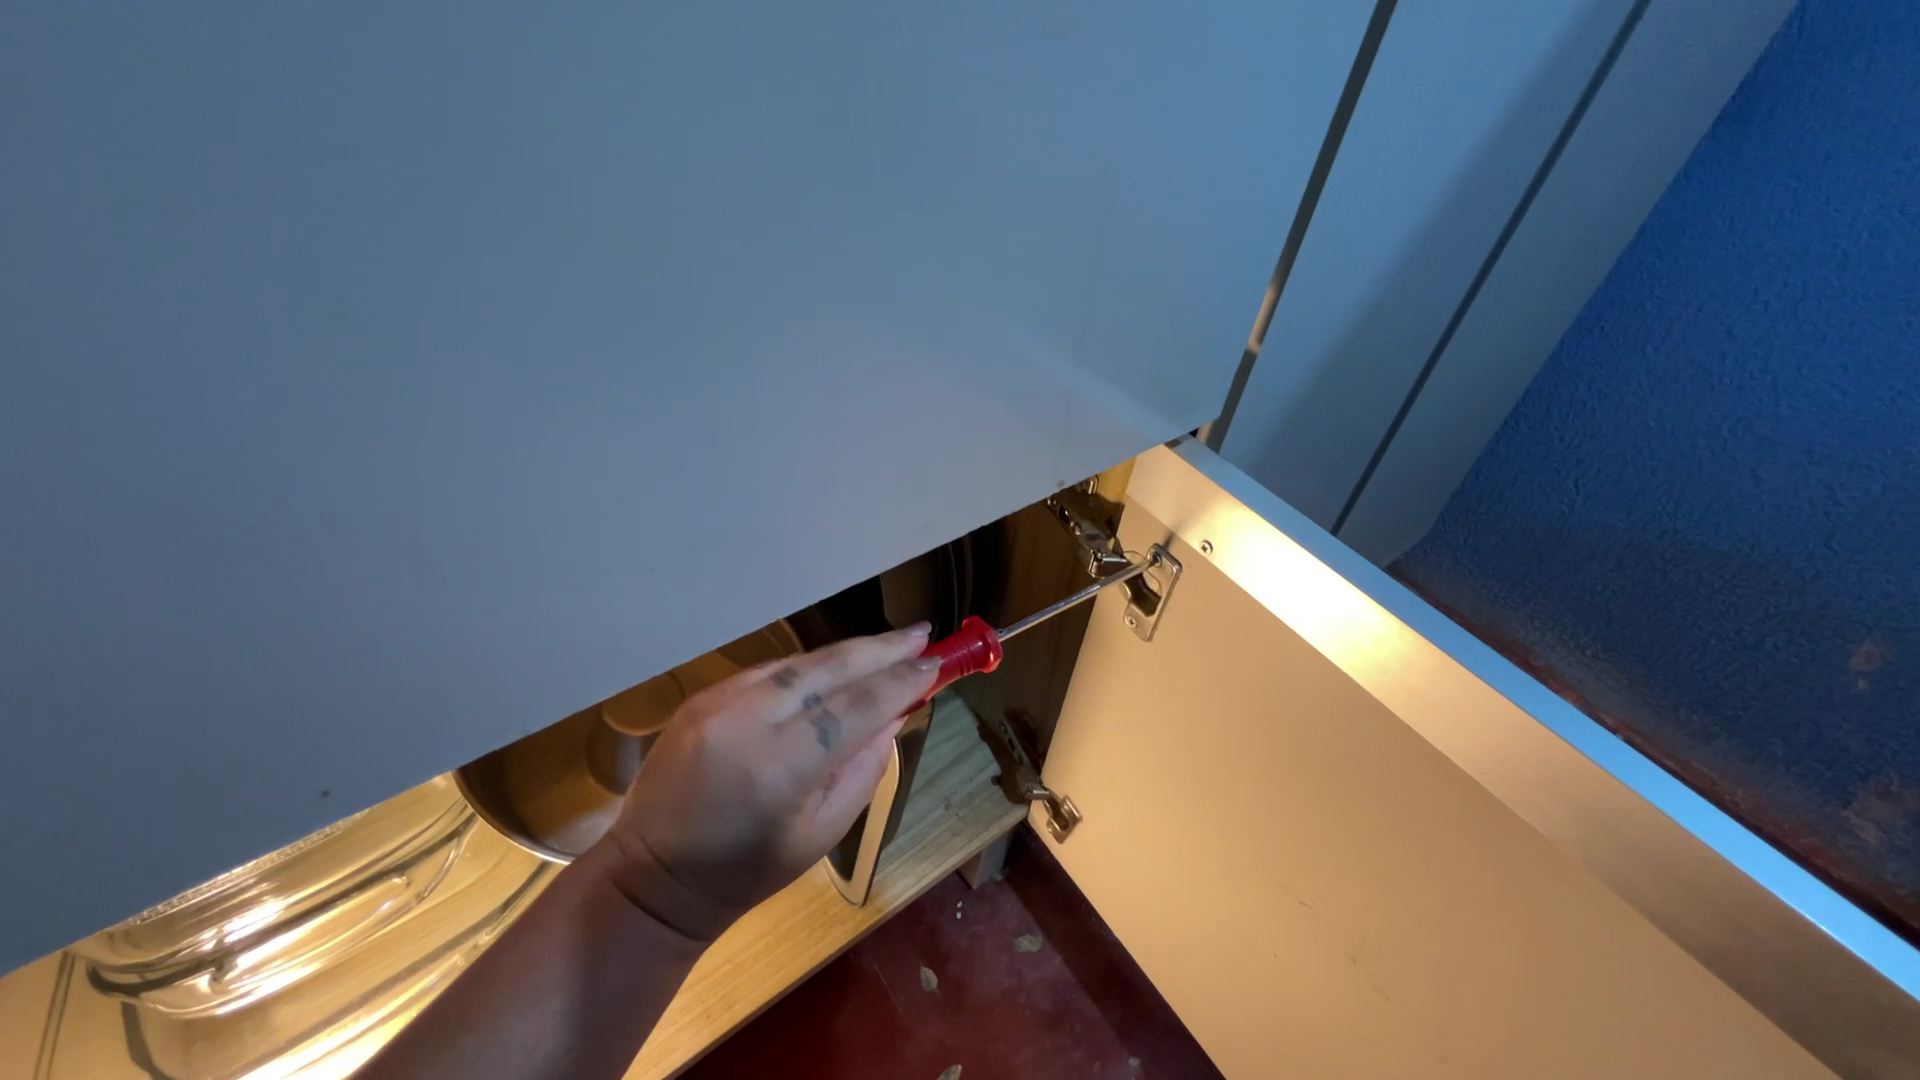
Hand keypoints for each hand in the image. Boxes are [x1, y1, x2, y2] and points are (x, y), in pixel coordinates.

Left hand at [587, 623, 939, 941]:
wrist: (651, 875)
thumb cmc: (744, 872)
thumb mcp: (819, 834)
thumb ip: (863, 770)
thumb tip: (894, 715)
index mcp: (778, 769)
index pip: (854, 708)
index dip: (899, 683)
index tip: (935, 664)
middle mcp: (746, 722)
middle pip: (827, 669)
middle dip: (881, 649)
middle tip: (923, 634)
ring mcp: (718, 702)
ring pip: (799, 663)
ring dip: (848, 653)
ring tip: (892, 646)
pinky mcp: (703, 696)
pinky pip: (770, 672)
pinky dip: (810, 667)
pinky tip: (837, 666)